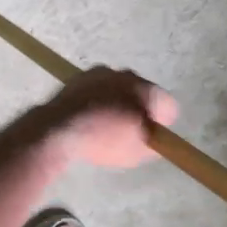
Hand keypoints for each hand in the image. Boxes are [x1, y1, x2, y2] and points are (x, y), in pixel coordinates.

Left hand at [41, 66, 177, 167]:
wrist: (58, 128)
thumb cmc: (103, 140)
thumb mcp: (137, 153)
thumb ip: (152, 144)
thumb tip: (151, 139)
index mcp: (147, 90)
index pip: (168, 105)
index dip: (163, 122)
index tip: (153, 136)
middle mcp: (127, 75)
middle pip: (142, 92)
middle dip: (139, 109)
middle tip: (128, 131)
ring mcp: (100, 73)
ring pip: (118, 89)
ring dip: (116, 102)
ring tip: (104, 125)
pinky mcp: (78, 78)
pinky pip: (96, 90)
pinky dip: (96, 100)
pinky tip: (87, 118)